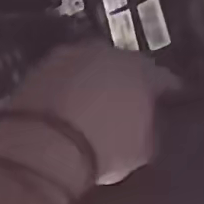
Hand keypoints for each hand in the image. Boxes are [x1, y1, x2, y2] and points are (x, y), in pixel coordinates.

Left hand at [0, 43, 177, 190]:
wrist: (43, 146)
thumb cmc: (103, 150)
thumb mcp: (143, 151)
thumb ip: (152, 131)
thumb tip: (150, 127)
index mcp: (144, 71)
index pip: (165, 81)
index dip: (165, 99)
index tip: (163, 112)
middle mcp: (109, 53)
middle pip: (123, 68)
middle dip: (124, 86)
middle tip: (122, 111)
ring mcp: (70, 55)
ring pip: (88, 68)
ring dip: (90, 84)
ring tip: (88, 111)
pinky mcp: (39, 67)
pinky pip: (60, 77)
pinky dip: (62, 90)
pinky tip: (60, 109)